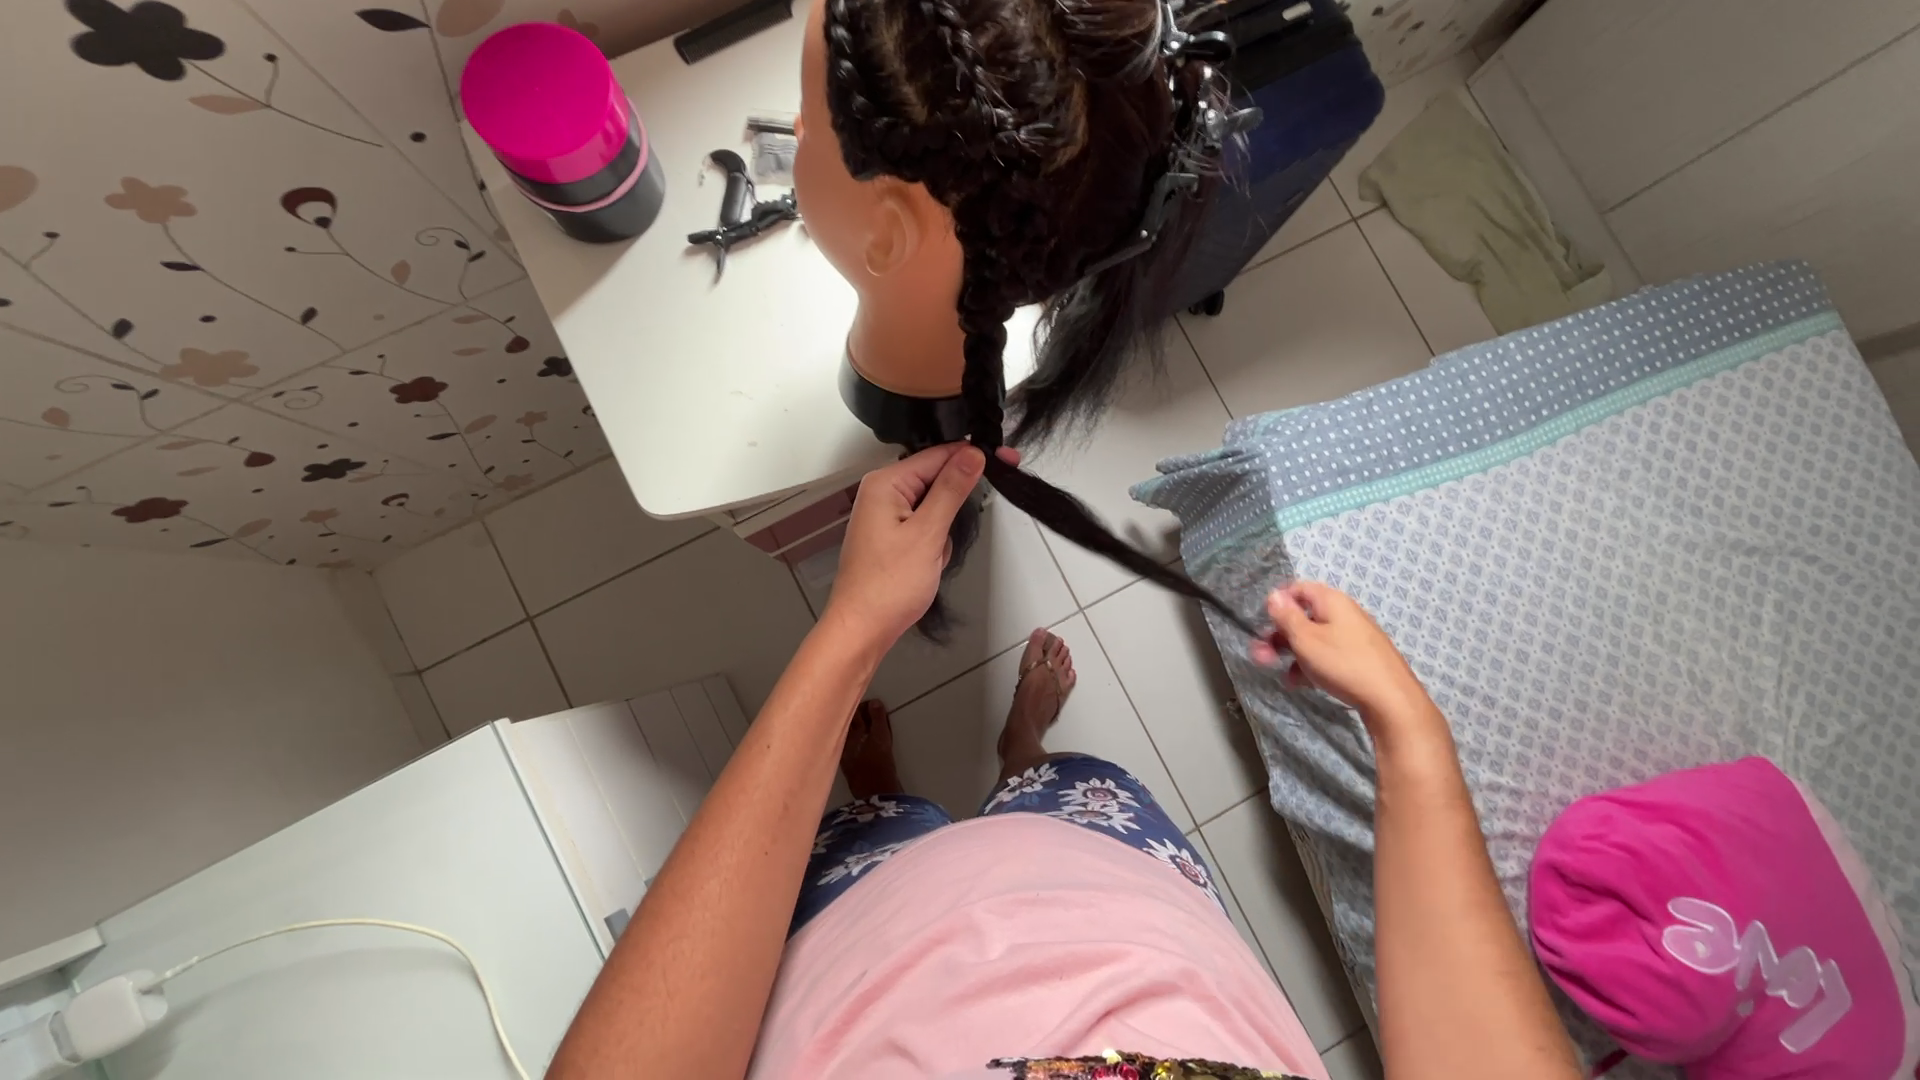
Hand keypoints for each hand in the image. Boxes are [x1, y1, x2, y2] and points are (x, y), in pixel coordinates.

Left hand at [823, 444, 1012, 649]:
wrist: (863, 629)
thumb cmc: (887, 586)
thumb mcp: (927, 533)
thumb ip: (951, 489)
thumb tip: (972, 454)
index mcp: (885, 483)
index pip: (938, 454)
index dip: (972, 456)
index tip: (1005, 458)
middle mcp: (882, 492)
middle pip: (935, 478)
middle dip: (953, 505)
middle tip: (946, 537)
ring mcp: (885, 515)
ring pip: (934, 506)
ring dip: (943, 530)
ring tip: (930, 557)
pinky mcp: (891, 535)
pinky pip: (924, 527)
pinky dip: (933, 544)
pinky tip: (925, 565)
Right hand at [1250, 581, 1435, 729]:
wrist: (1391, 701)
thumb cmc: (1343, 663)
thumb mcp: (1305, 638)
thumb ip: (1286, 616)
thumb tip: (1274, 595)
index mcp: (1332, 601)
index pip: (1298, 588)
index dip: (1278, 602)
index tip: (1263, 622)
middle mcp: (1344, 614)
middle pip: (1303, 616)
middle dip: (1279, 634)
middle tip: (1260, 654)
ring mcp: (1354, 637)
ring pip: (1314, 638)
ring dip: (1292, 652)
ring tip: (1280, 673)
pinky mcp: (1360, 658)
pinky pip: (1328, 654)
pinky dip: (1311, 664)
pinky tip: (1301, 682)